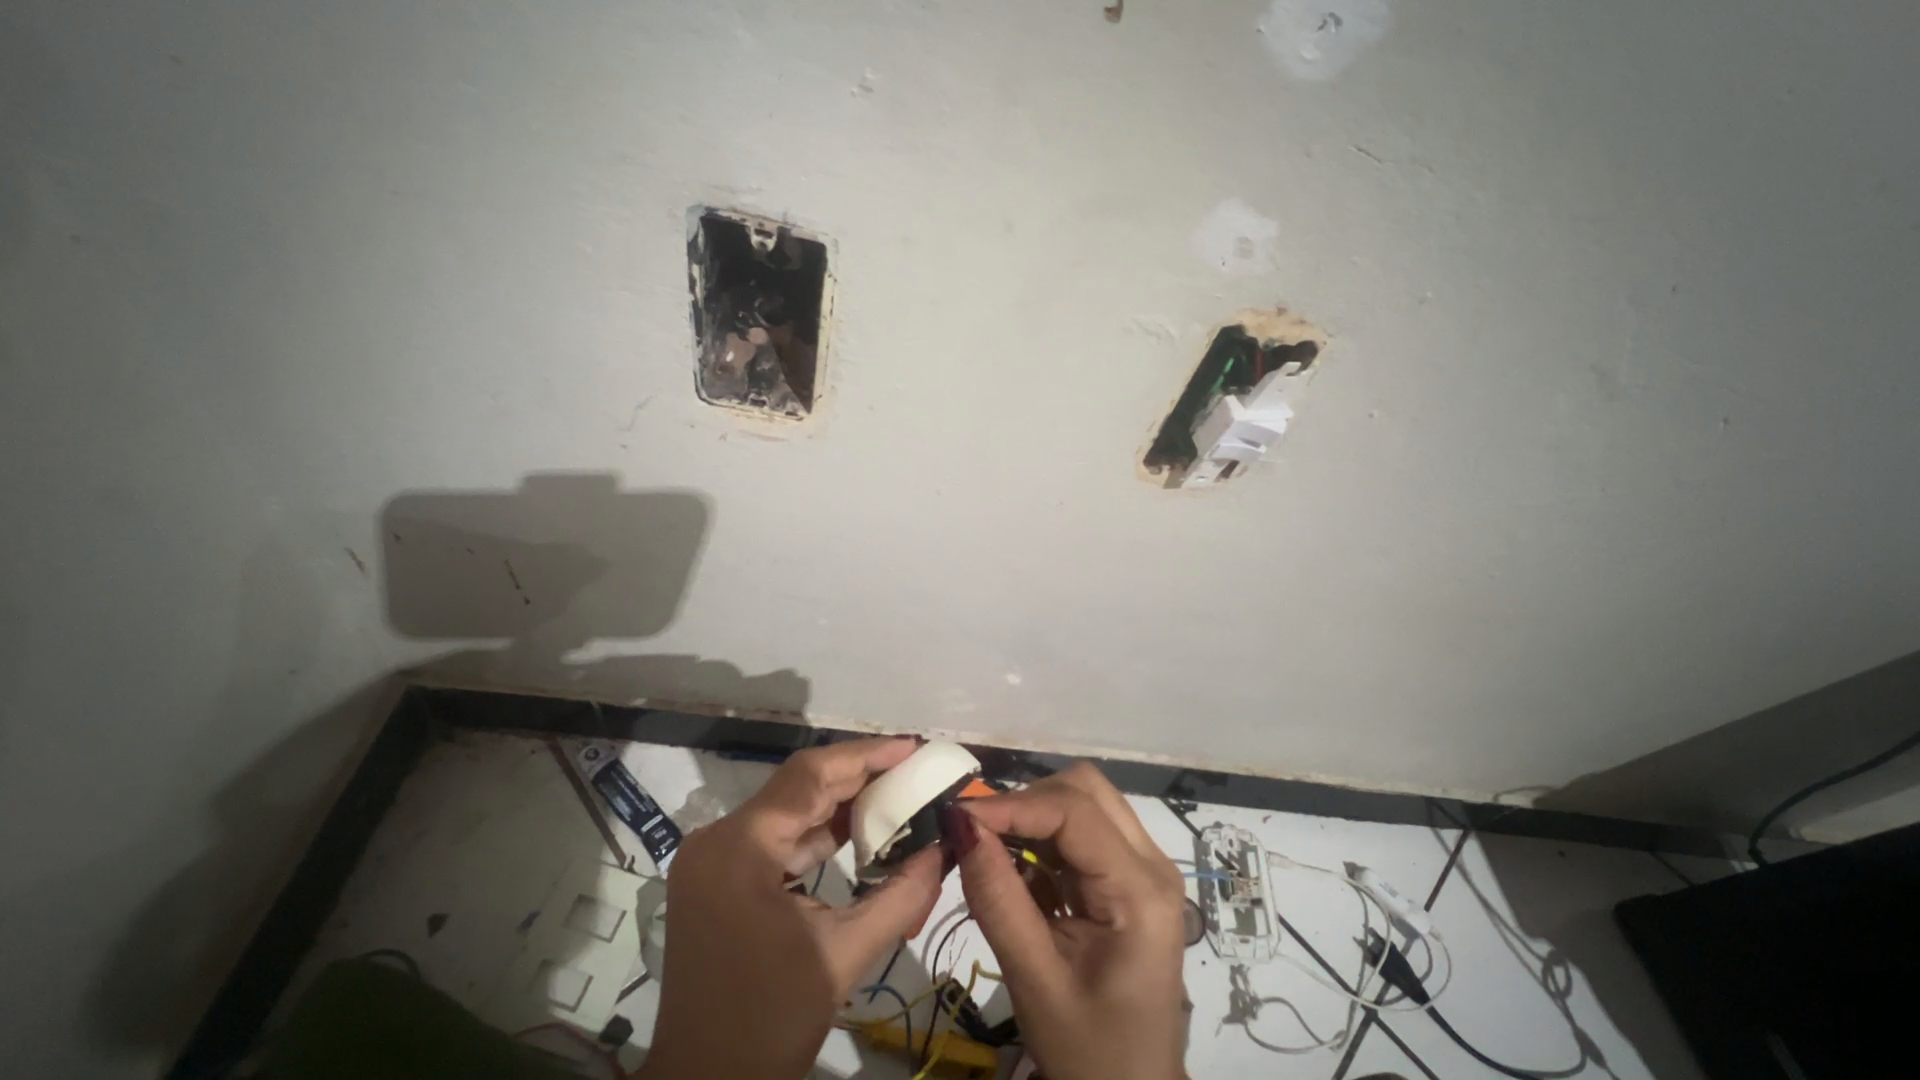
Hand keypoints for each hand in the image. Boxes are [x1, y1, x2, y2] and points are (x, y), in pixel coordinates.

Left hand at [640, 738, 942, 1079]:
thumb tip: (944, 850)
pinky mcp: (715, 882)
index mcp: (740, 847)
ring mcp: (711, 861)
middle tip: (913, 772)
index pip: (810, 776)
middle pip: (796, 789)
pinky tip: (857, 836)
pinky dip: (814, 837)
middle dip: (857, 778)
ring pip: (785, 814)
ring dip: (838, 807)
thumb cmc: (770, 1019)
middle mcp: (717, 840)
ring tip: (896, 797)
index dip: (865, 756)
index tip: (913, 748)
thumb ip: (899, 895)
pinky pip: (772, 843)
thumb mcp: (844, 954)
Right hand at [954, 763, 1189, 1079]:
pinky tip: (1018, 872)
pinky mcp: (1129, 879)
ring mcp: (1145, 869)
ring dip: (1033, 816)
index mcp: (1140, 891)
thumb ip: (997, 897)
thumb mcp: (1033, 977)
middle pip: (1086, 790)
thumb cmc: (1087, 1047)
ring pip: (1085, 803)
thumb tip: (960, 824)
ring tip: (992, 853)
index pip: (1075, 812)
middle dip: (1026, 801)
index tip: (957, 817)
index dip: (1013, 804)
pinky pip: (1083, 832)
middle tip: (977, 834)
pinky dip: (1043, 838)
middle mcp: (1152, 865)